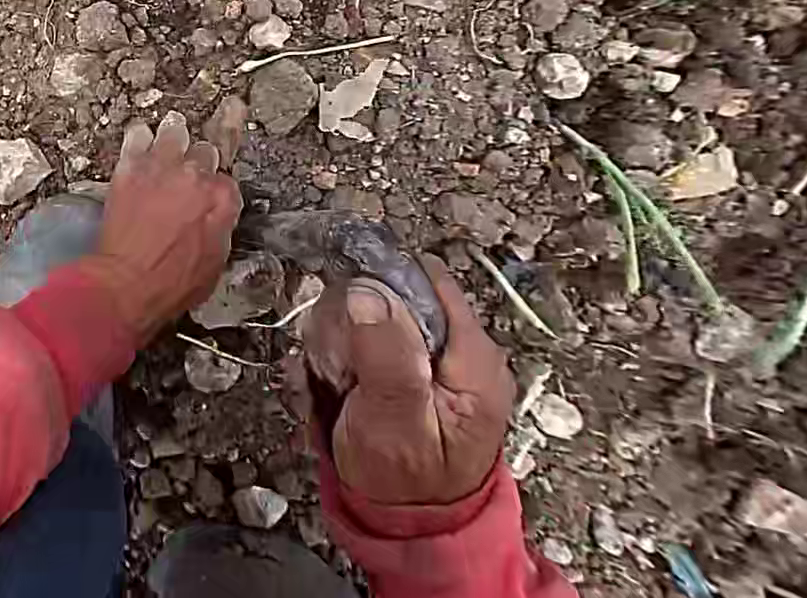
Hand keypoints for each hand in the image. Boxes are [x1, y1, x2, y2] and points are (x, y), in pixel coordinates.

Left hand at [79, 111, 240, 341]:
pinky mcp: (130, 168)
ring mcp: (161, 168)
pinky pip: (138, 136)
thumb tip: (219, 214)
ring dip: (174, 136)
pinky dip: (140, 138)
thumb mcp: (215, 263)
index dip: (215, 189)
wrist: (125, 285)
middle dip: (198, 160)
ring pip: (174, 132)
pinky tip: (141, 141)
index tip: (206, 197)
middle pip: (204, 150)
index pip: (226, 180)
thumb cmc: (169, 283)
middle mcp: (196, 176)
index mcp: (222, 198)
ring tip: (171, 138)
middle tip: (188, 172)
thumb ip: (221, 227)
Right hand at [302, 254, 515, 505]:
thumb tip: (367, 292)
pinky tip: (333, 383)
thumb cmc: (406, 487)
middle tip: (338, 366)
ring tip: (335, 382)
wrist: (406, 527)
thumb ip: (387, 358)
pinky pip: (370, 333)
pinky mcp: (412, 361)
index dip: (381, 286)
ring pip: (375, 309)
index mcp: (473, 356)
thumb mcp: (396, 426)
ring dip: (343, 338)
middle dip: (355, 320)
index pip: (426, 280)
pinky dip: (345, 352)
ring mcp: (434, 352)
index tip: (347, 313)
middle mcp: (458, 345)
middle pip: (396, 292)